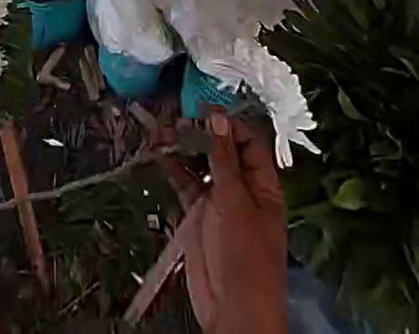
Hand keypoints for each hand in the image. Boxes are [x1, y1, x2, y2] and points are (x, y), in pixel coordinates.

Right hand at [180, 110, 287, 333]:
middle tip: (174, 114)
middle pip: (220, 149)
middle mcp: (241, 187)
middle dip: (199, 131)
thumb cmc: (246, 257)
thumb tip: (216, 117)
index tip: (202, 106)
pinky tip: (156, 151)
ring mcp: (217, 199)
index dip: (228, 123)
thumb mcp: (235, 202)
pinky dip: (170, 165)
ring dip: (181, 145)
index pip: (248, 142)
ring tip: (159, 128)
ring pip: (198, 162)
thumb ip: (223, 159)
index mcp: (262, 184)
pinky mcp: (196, 212)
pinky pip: (183, 181)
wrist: (233, 311)